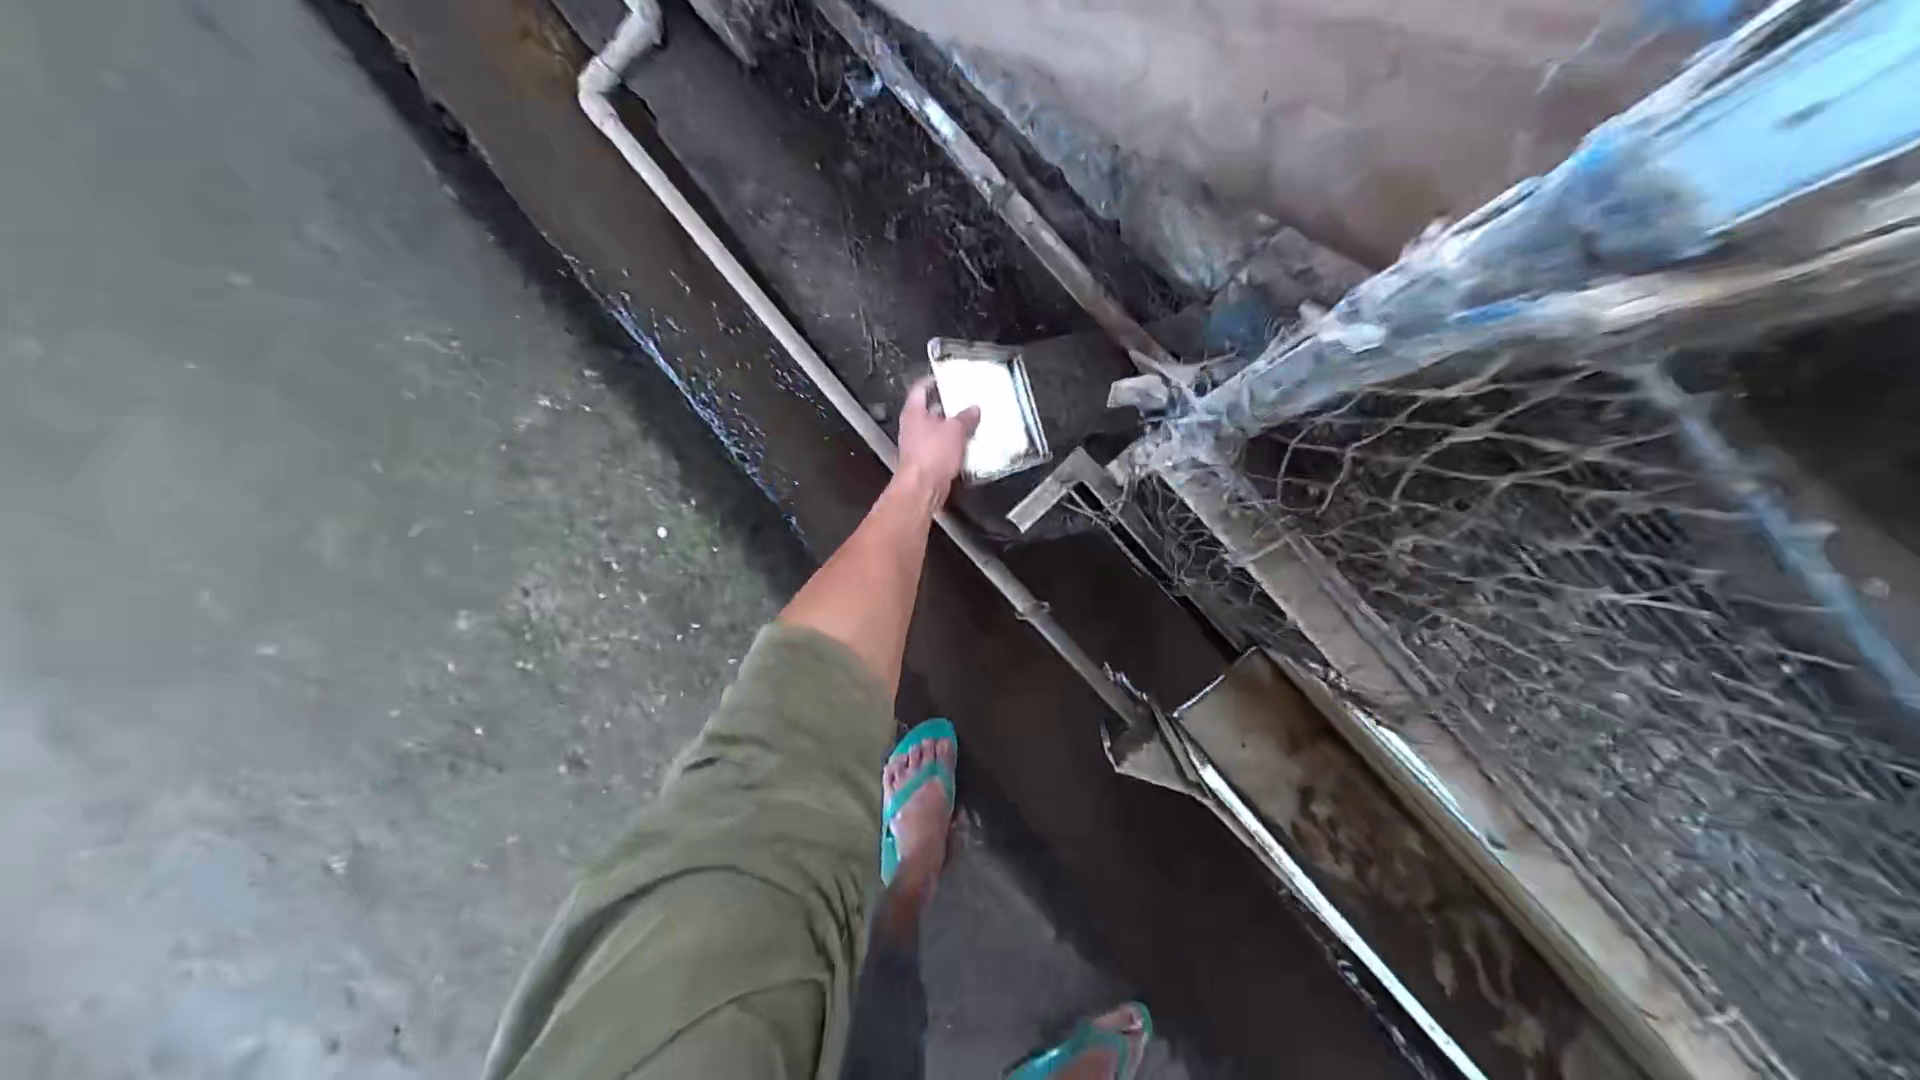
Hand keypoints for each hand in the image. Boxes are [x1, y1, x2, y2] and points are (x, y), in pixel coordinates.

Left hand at [895, 376, 978, 508]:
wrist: (922, 488)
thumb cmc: (931, 456)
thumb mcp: (955, 430)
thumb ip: (965, 417)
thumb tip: (973, 410)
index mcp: (914, 412)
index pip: (920, 388)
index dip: (932, 380)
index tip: (944, 377)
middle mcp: (912, 427)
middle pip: (929, 409)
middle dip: (947, 406)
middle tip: (964, 400)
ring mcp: (918, 445)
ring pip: (936, 430)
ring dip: (951, 427)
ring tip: (970, 422)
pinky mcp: (926, 461)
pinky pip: (941, 447)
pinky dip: (952, 445)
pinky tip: (965, 445)